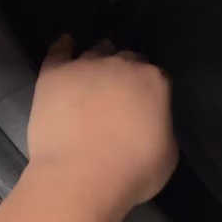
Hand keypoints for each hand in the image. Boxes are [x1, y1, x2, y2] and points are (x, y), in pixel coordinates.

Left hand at [25, 37, 177, 211]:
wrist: (81, 177)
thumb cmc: (132, 171)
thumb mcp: (168, 154)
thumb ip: (162, 128)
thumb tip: (151, 123)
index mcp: (154, 82)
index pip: (158, 77)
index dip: (153, 92)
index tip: (147, 106)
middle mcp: (122, 65)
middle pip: (128, 60)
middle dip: (128, 74)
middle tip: (122, 96)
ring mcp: (85, 66)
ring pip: (97, 52)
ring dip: (101, 59)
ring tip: (96, 73)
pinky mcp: (54, 74)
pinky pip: (59, 51)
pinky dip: (64, 47)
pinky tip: (66, 44)